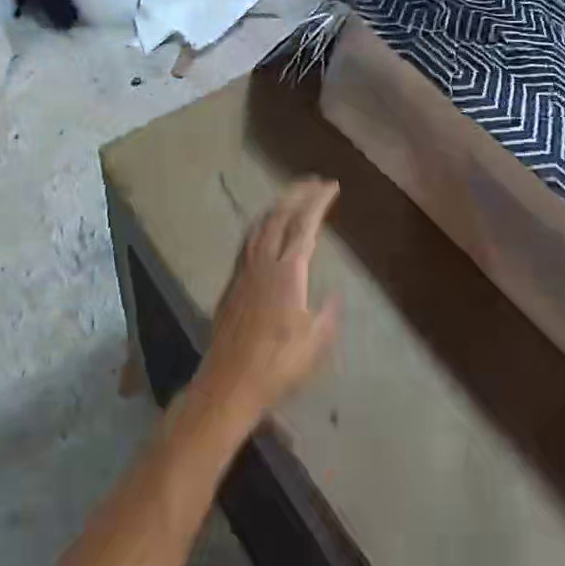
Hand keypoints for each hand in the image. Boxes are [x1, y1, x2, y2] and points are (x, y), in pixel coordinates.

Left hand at [192, 179, 340, 426]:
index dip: (319, 202)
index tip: (332, 186)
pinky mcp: (232, 282)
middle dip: (298, 194)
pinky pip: (248, 240)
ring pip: (260, 225)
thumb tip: (334, 294)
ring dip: (278, 205)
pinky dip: (262, 224)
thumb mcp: (316, 342)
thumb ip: (327, 313)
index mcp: (288, 272)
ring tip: (291, 197)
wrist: (230, 382)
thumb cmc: (278, 365)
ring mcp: (244, 270)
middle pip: (280, 216)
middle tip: (315, 182)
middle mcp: (264, 262)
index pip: (305, 224)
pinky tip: (265, 229)